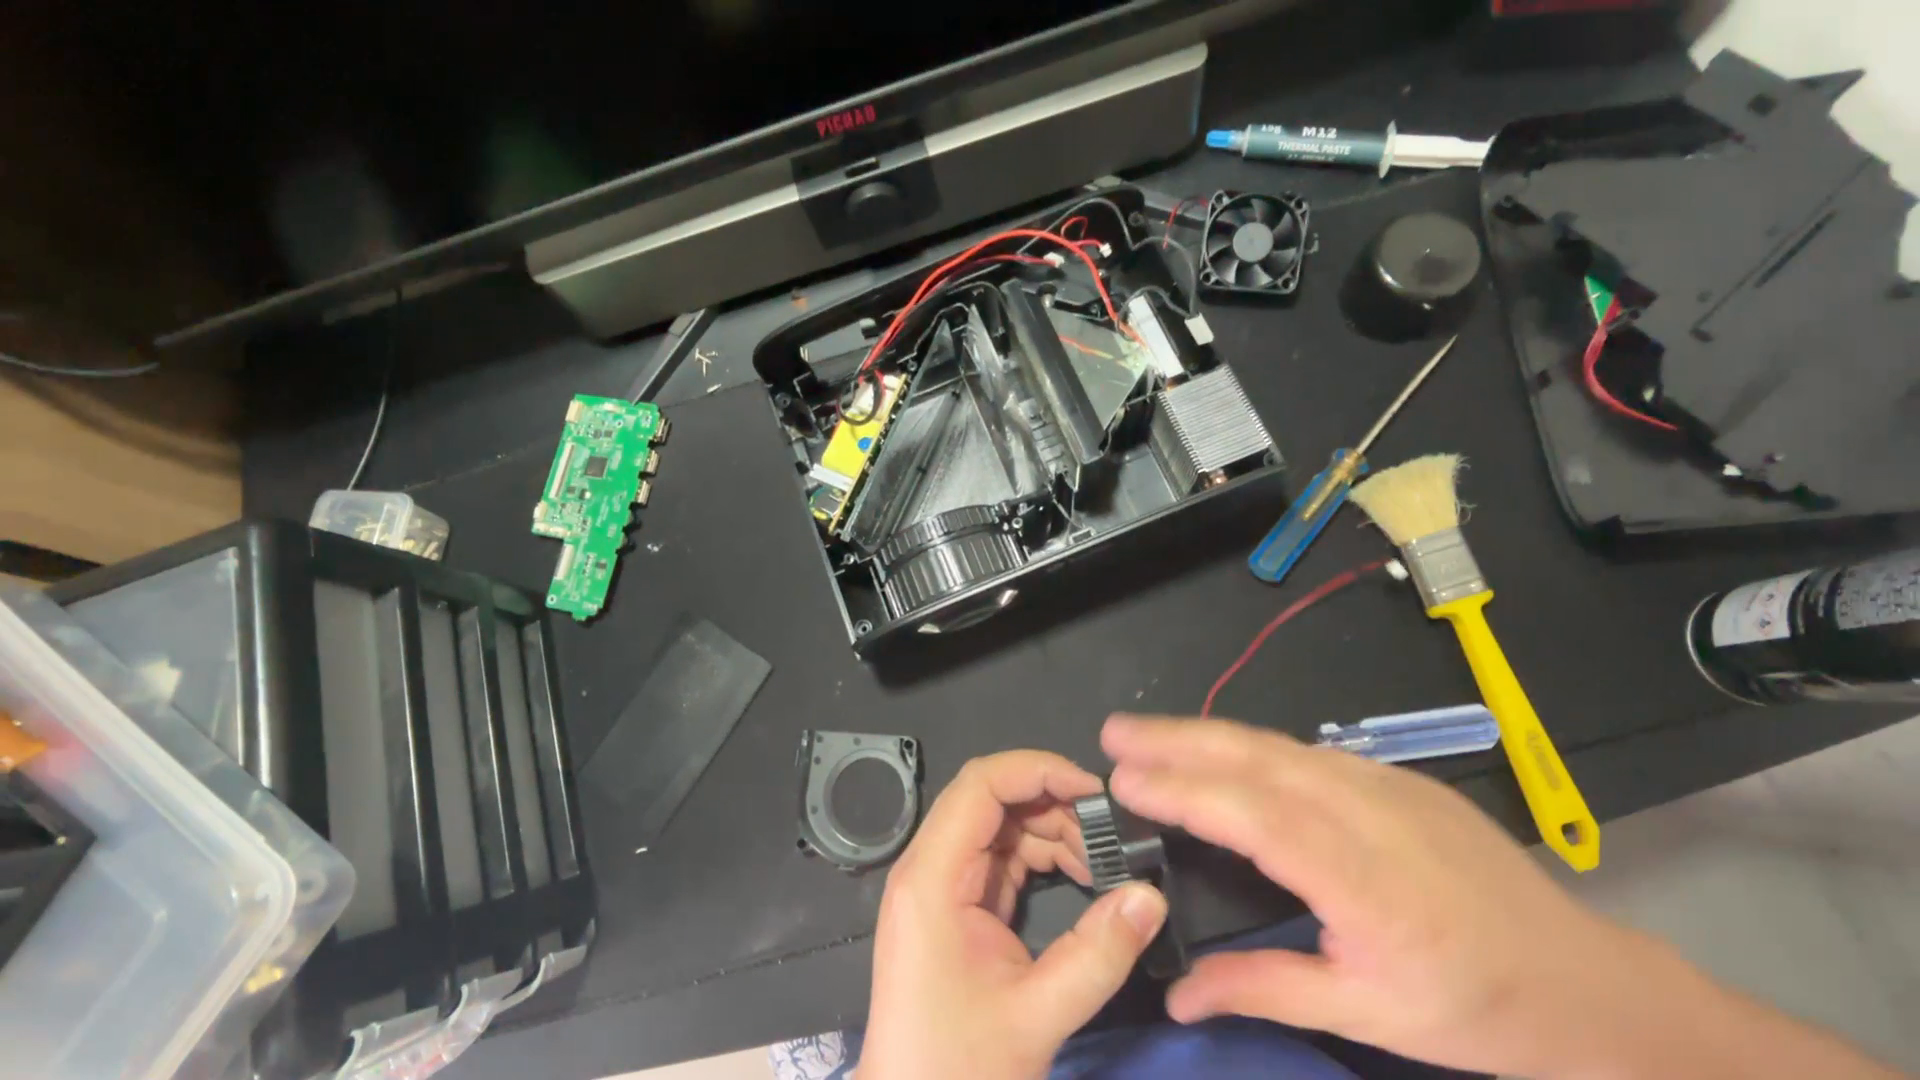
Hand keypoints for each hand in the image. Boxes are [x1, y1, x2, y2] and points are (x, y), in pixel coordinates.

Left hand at [862, 751, 1168, 1079]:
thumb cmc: (959, 1064)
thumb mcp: (1037, 1013)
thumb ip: (1099, 953)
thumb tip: (1151, 896)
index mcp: (933, 877)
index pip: (980, 784)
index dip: (1037, 771)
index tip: (1094, 791)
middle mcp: (930, 869)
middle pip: (991, 800)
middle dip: (1053, 805)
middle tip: (1111, 834)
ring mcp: (940, 888)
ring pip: (999, 828)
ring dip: (1051, 833)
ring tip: (1104, 862)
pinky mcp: (955, 908)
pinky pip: (1000, 861)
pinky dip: (1041, 860)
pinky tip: (1080, 877)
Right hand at [1102, 714, 1660, 1079]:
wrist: (1589, 985)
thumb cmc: (1476, 1012)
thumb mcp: (1367, 1013)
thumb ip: (1262, 988)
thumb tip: (1176, 992)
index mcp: (1365, 879)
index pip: (1255, 817)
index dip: (1185, 792)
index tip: (1124, 780)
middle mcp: (1374, 814)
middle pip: (1260, 758)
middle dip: (1180, 739)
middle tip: (1114, 733)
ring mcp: (1392, 787)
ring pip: (1282, 746)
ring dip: (1209, 735)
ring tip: (1149, 736)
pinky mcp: (1401, 780)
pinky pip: (1311, 754)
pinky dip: (1251, 748)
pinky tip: (1222, 756)